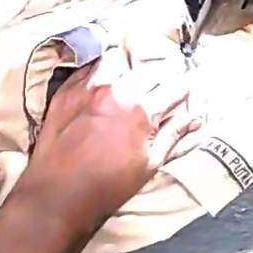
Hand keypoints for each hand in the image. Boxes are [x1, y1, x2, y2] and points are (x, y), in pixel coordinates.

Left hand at [16, 48, 201, 234]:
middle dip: (162, 75)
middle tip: (163, 88)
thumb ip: (173, 134)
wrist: (57, 194)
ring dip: (131, 65)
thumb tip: (195, 118)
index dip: (185, 90)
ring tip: (134, 78)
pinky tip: (107, 80)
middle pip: (150, 67)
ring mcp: (88, 85)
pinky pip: (90, 65)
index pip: (177, 86)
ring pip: (119, 58)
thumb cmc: (108, 186)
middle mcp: (117, 89)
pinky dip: (103, 68)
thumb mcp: (149, 164)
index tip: (185, 95)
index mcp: (142, 109)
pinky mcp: (66, 89)